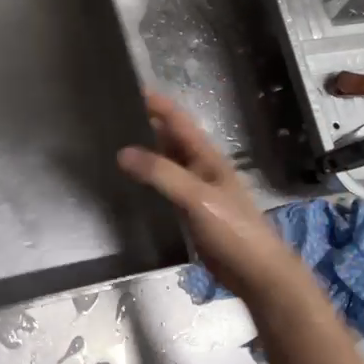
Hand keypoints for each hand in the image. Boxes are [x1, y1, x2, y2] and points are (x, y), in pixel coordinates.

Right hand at [118, 93, 302, 301]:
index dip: (155, 103)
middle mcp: (199, 168)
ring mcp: (194, 192)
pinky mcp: (188, 215)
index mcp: (206, 156)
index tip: (125, 89)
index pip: (177, 119)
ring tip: (106, 149)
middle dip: (142, 126)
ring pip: (163, 165)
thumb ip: (161, 174)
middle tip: (106, 120)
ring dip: (141, 156)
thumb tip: (122, 152)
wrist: (257, 275)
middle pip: (168, 139)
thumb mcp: (197, 197)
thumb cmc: (233, 230)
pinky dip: (145, 185)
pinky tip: (124, 188)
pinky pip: (162, 191)